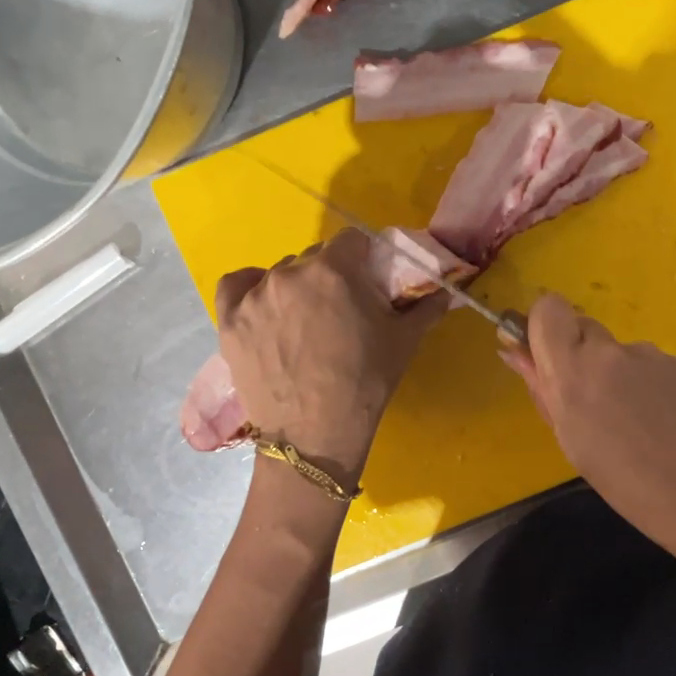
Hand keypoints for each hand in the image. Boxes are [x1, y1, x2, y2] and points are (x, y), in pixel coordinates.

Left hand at [215, 229, 443, 482]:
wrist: (316, 435)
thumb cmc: (366, 383)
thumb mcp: (404, 341)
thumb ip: (426, 307)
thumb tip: (445, 290)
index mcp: (335, 270)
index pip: (352, 241)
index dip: (364, 257)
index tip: (369, 280)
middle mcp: (291, 273)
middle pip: (316, 258)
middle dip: (332, 276)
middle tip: (342, 310)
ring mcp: (255, 296)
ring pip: (281, 274)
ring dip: (296, 288)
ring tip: (305, 324)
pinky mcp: (230, 320)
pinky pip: (237, 285)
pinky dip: (251, 289)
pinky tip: (265, 307)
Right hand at [500, 294, 675, 544]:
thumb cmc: (624, 482)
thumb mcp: (569, 440)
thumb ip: (542, 389)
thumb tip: (514, 351)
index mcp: (573, 371)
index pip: (547, 308)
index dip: (543, 327)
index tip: (546, 358)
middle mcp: (610, 352)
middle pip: (582, 326)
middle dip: (577, 353)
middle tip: (587, 400)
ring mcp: (649, 354)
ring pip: (615, 350)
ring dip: (613, 373)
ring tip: (630, 422)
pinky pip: (646, 364)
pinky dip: (644, 384)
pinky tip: (659, 421)